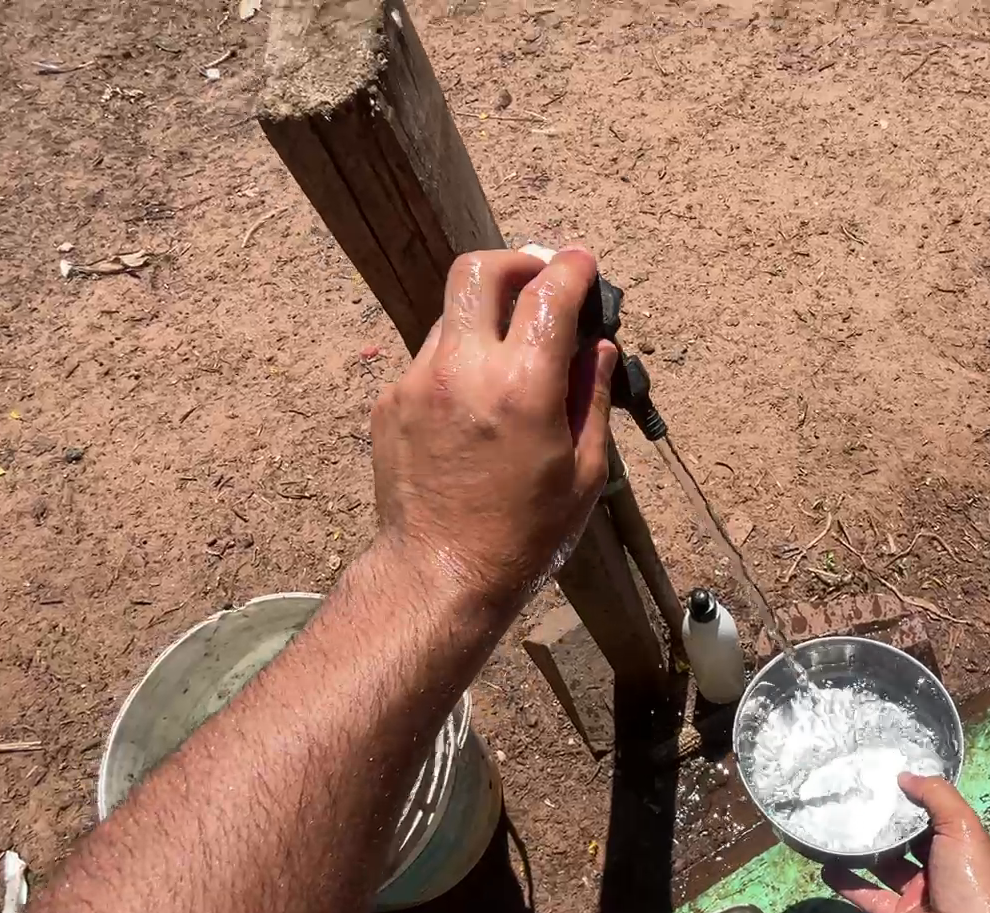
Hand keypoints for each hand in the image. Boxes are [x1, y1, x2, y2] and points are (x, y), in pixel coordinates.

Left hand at [369, 249, 616, 604]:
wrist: (441, 572)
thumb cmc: (527, 535)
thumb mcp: (585, 474)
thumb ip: (594, 399)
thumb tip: (598, 347)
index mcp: (523, 388)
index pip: (549, 293)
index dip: (574, 269)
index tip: (585, 265)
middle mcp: (463, 370)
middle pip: (480, 270)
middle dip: (518, 263)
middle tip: (541, 282)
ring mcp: (417, 382)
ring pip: (451, 313)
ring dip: (487, 316)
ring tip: (512, 355)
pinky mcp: (390, 401)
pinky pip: (430, 357)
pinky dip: (462, 359)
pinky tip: (478, 402)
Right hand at [822, 773, 989, 912]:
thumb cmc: (969, 881)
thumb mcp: (962, 827)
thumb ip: (936, 795)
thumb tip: (904, 775)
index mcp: (962, 844)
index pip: (935, 813)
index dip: (914, 795)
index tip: (883, 775)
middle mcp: (942, 866)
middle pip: (909, 838)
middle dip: (886, 820)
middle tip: (854, 796)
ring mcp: (920, 892)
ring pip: (886, 865)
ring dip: (864, 849)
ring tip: (836, 826)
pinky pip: (869, 894)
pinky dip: (848, 882)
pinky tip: (826, 867)